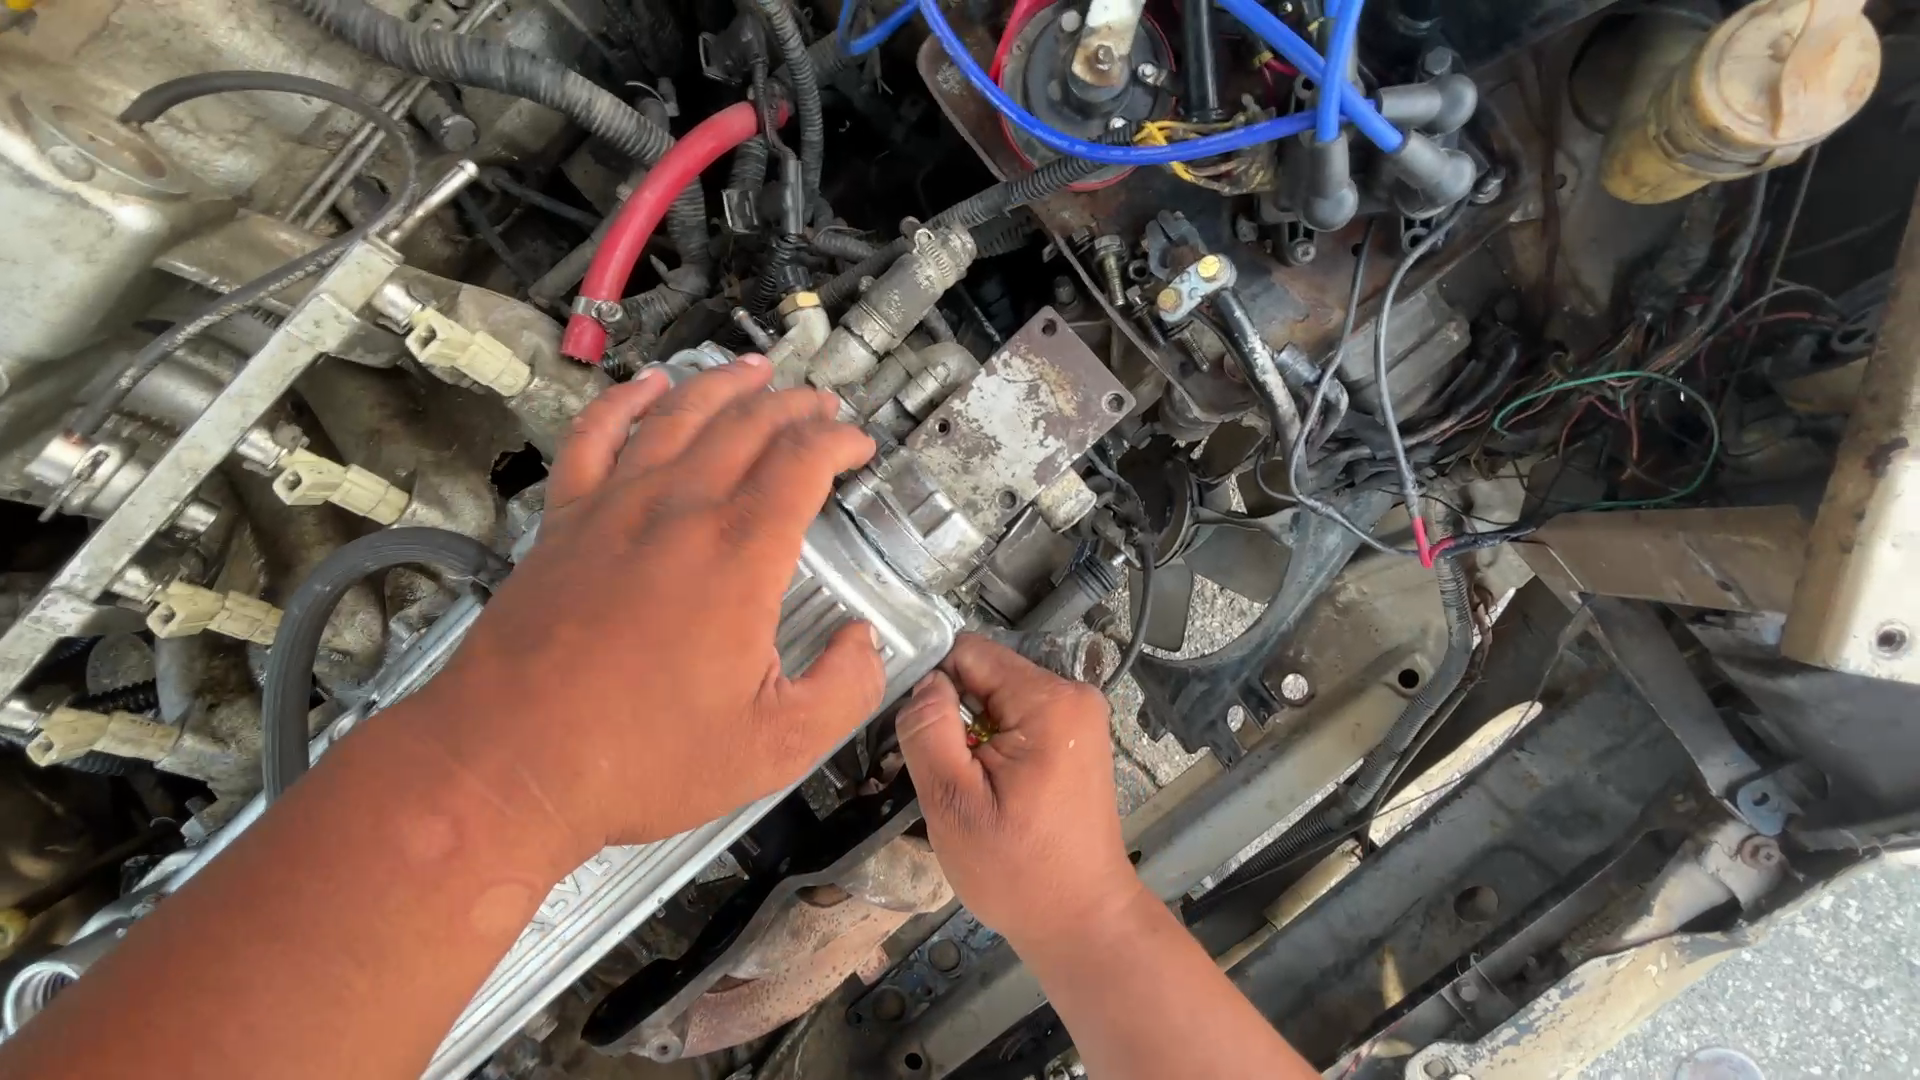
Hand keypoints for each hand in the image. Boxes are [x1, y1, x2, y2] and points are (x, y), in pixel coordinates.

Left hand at [400, 358, 886, 853]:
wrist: (505, 767)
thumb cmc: (642, 758)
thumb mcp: (777, 746)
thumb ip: (845, 689)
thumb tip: (864, 644)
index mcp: (740, 555)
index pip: (802, 461)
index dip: (838, 439)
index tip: (859, 442)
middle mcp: (680, 511)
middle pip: (747, 425)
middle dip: (794, 405)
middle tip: (821, 402)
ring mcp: (614, 509)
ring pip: (679, 416)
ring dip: (724, 386)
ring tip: (754, 370)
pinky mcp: (564, 524)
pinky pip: (594, 437)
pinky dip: (624, 402)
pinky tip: (645, 386)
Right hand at [895, 635, 1143, 948]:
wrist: (1082, 919)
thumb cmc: (1018, 871)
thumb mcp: (954, 803)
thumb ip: (928, 731)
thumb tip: (923, 683)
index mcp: (1049, 701)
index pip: (970, 652)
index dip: (934, 685)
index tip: (919, 731)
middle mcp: (1073, 695)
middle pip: (986, 674)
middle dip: (955, 715)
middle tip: (948, 773)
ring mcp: (1079, 716)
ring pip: (998, 697)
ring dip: (974, 734)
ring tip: (971, 786)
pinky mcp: (1076, 737)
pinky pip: (1018, 719)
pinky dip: (996, 745)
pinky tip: (994, 787)